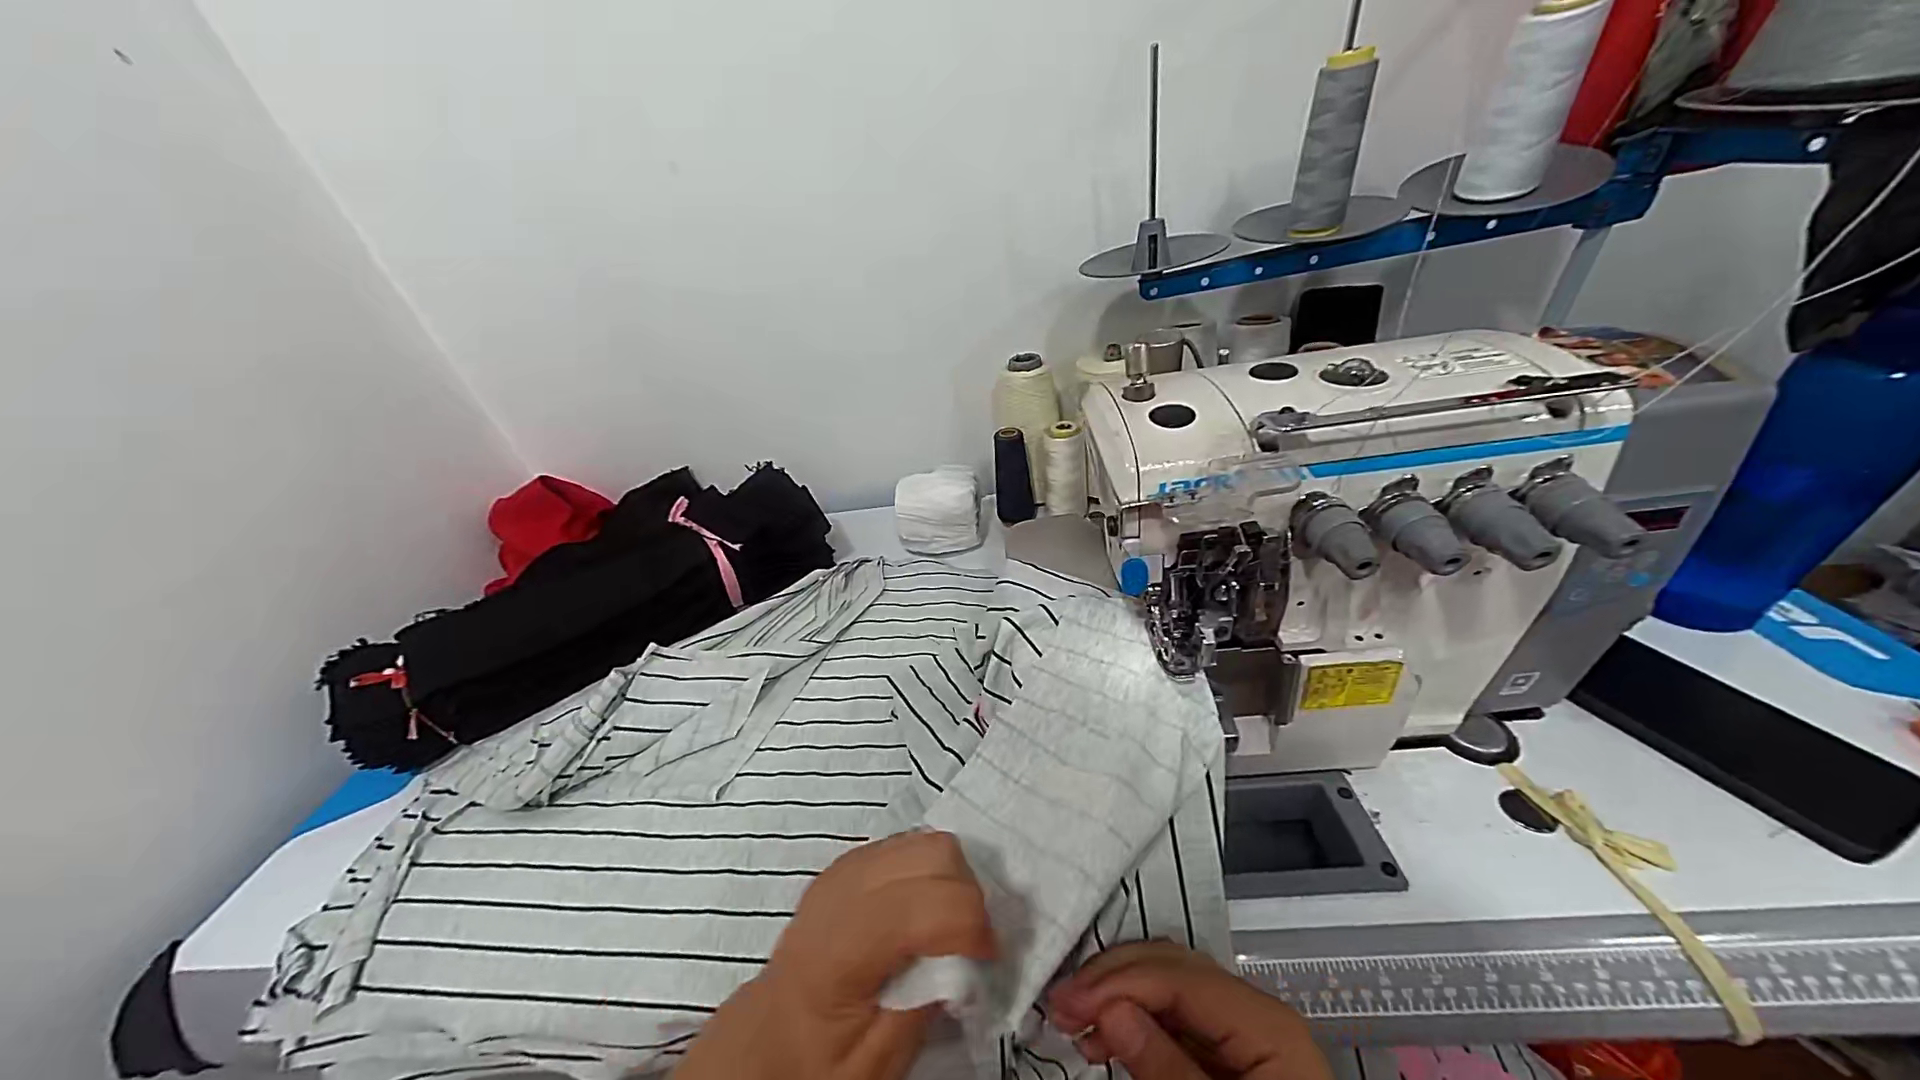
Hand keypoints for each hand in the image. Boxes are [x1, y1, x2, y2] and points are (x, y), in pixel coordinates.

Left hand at [673, 830, 995, 1079]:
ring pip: (926, 839)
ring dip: (953, 877)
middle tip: (972, 941)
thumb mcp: (873, 1061)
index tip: (987, 958)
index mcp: (843, 946)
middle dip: (969, 894)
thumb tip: (966, 959)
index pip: (924, 904)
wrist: (769, 1032)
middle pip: (934, 854)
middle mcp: (842, 891)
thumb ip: (924, 1005)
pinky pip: (909, 843)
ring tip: (950, 925)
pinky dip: (931, 868)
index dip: (972, 924)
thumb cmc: (818, 1057)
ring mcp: (845, 867)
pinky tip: (924, 908)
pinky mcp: (851, 861)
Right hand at [1046, 941, 1331, 1079]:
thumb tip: (1110, 1009)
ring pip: (1166, 981)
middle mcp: (1254, 1010)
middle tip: (1060, 1006)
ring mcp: (1242, 1027)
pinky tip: (1106, 1037)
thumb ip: (1167, 1069)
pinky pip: (1173, 1014)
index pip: (1177, 975)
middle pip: (1170, 965)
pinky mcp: (1228, 1049)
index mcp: (1266, 1024)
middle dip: (1110, 978)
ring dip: (1116, 994)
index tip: (1066, 1005)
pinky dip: (1133, 1018)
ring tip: (1076, 1026)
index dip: (1116, 981)